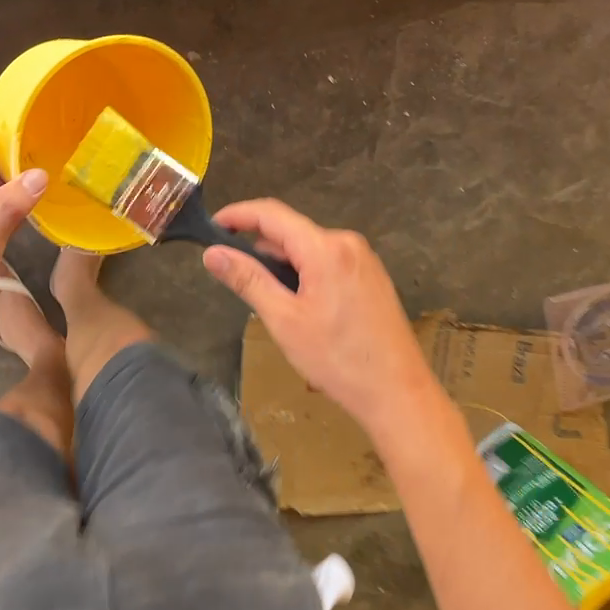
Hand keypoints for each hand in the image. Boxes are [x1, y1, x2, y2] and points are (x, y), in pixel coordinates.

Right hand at [203, 199, 421, 427]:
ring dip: (282, 265)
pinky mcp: (370, 277)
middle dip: (259, 248)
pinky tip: (300, 306)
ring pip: (307, 248)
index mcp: (326, 249)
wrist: (399, 394)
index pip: (271, 214)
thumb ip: (248, 280)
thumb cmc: (338, 359)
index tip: (210, 225)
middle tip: (236, 279)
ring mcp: (363, 260)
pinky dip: (304, 273)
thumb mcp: (284, 320)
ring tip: (271, 303)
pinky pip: (326, 261)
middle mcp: (347, 243)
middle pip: (290, 232)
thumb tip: (212, 253)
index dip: (237, 214)